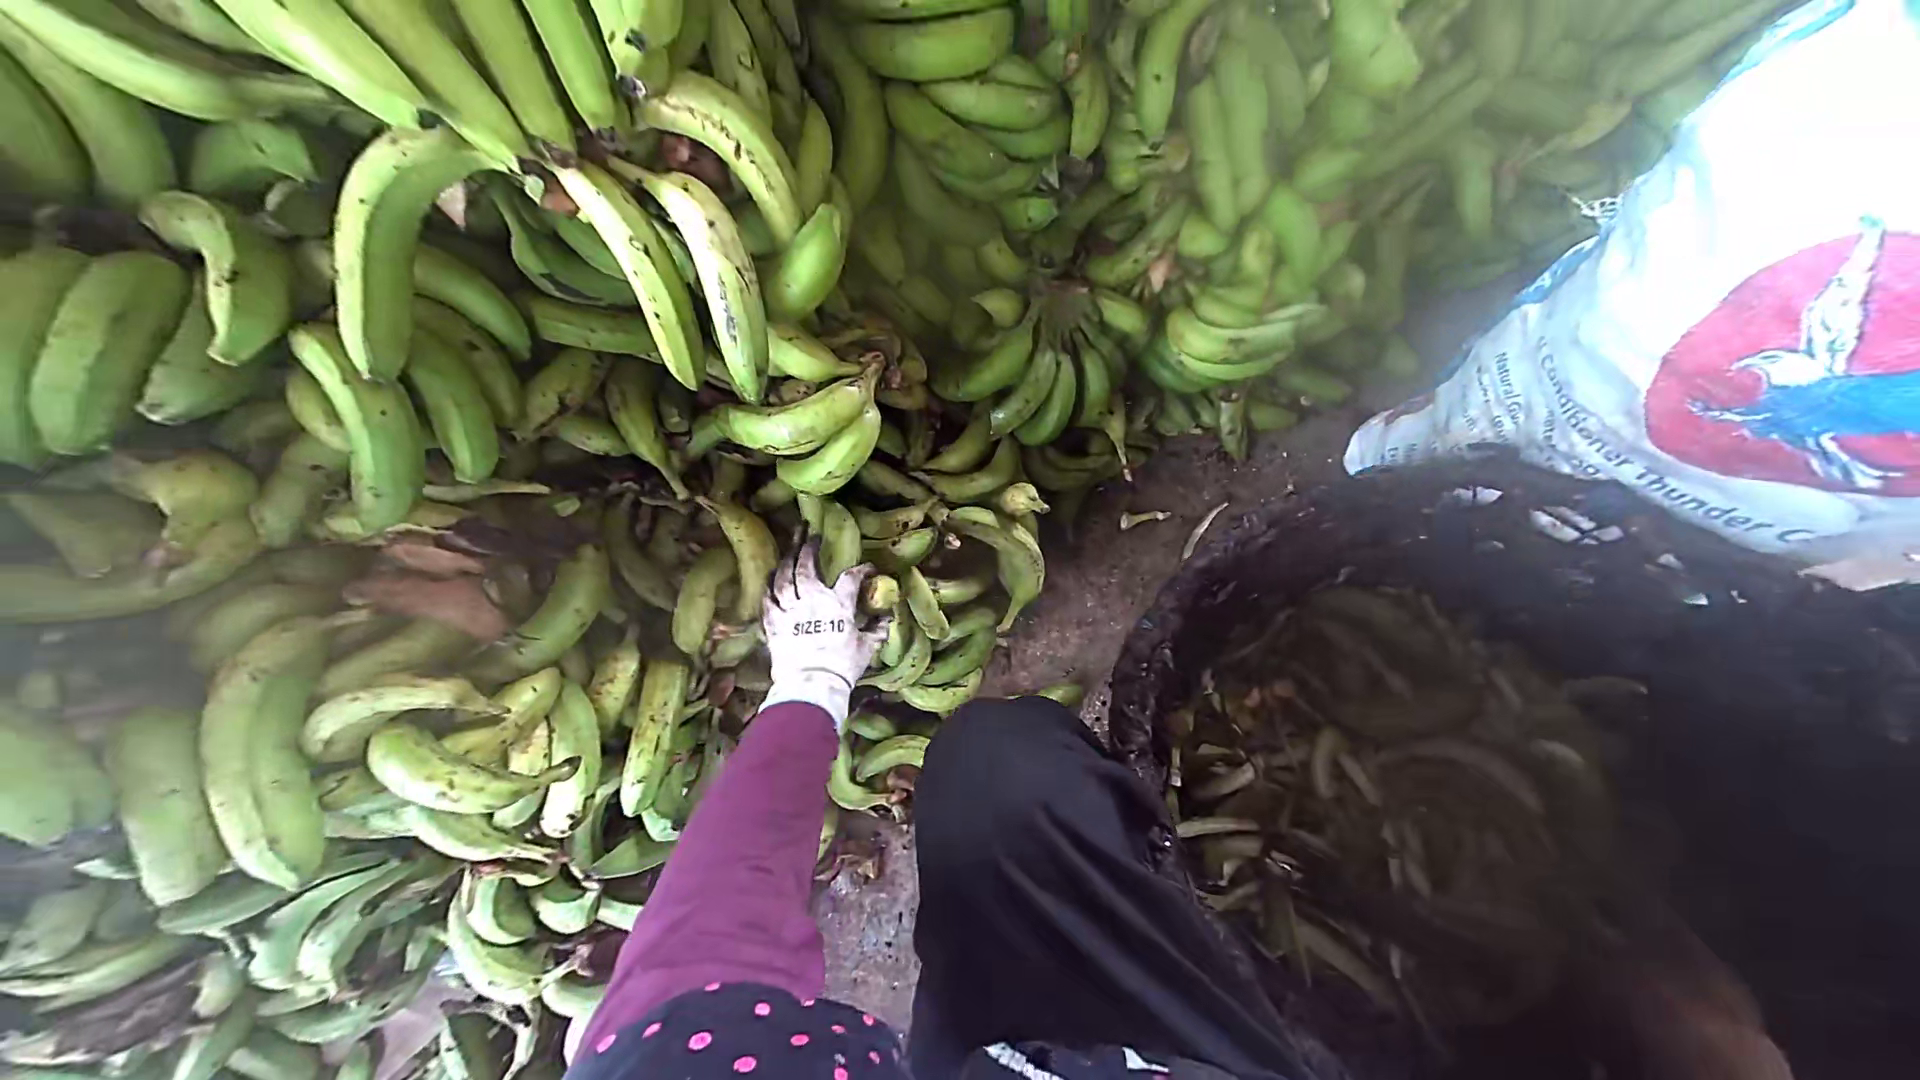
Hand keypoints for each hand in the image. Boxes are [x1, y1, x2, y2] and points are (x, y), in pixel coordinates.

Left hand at [760, 541, 886, 728]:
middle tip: (809, 535)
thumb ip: (876, 631)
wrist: (812, 685)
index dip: (861, 569)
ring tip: (788, 551)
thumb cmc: (843, 666)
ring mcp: (789, 610)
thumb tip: (886, 620)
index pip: (851, 577)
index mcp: (838, 603)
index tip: (867, 567)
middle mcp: (811, 600)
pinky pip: (767, 601)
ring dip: (785, 562)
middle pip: (806, 566)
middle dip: (807, 547)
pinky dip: (768, 589)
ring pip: (783, 578)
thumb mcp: (866, 647)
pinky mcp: (773, 625)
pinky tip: (768, 582)